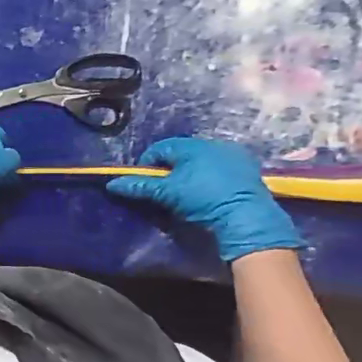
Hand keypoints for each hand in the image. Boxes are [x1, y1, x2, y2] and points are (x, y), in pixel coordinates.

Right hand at [106, 137, 302, 260]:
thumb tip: (112, 184)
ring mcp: (234, 155)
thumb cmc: (202, 199)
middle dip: (170, 169)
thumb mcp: (167, 194)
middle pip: (182, 154)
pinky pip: (221, 169)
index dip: (148, 165)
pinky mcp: (249, 169)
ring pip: (202, 161)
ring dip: (191, 173)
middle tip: (164, 190)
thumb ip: (140, 187)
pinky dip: (211, 178)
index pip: (160, 149)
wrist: (247, 217)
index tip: (144, 183)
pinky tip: (209, 194)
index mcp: (192, 146)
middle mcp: (214, 144)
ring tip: (186, 194)